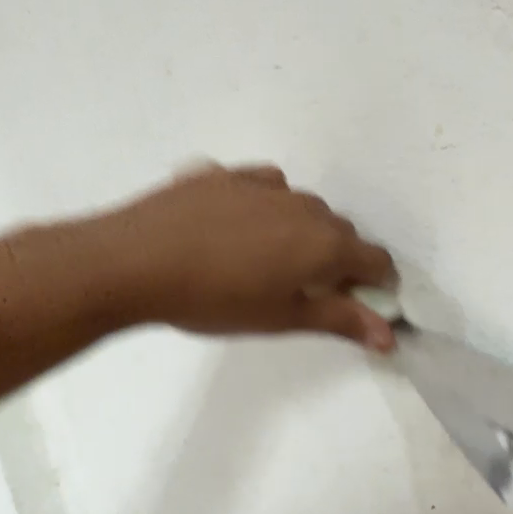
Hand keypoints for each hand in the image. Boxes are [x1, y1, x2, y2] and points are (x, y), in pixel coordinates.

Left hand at [83, 165, 398, 350]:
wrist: (122, 263)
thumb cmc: (212, 300)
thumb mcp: (281, 319)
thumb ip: (341, 321)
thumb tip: (390, 338)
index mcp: (328, 245)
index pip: (377, 260)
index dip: (372, 283)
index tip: (347, 301)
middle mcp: (309, 208)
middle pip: (343, 232)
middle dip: (335, 257)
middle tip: (299, 285)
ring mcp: (266, 186)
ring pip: (306, 207)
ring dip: (301, 228)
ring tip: (263, 255)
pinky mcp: (225, 175)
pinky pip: (264, 184)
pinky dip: (264, 201)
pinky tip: (236, 221)